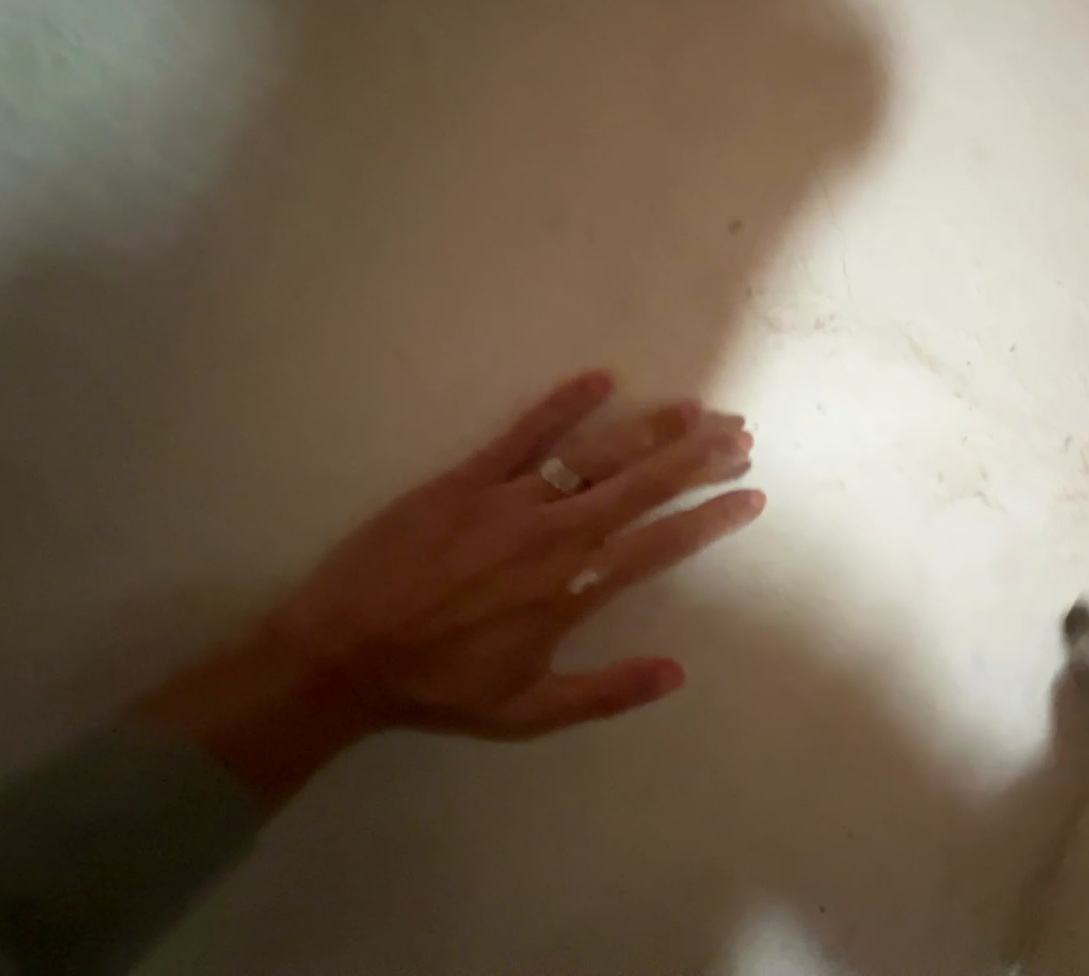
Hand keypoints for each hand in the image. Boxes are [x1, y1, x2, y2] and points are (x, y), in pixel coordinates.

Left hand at [135, 371, 764, 805]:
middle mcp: (557, 534)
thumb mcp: (530, 711)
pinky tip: (601, 377)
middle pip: (644, 485)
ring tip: (696, 409)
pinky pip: (523, 434)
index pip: (665, 542)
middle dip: (699, 458)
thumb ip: (608, 692)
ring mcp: (512, 500)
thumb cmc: (441, 685)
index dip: (714, 515)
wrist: (335, 657)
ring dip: (653, 430)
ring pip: (598, 454)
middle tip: (740, 435)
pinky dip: (564, 404)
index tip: (752, 494)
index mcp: (576, 587)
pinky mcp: (467, 479)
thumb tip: (679, 674)